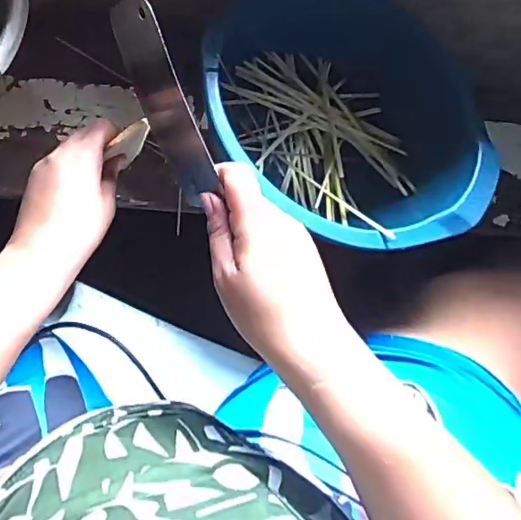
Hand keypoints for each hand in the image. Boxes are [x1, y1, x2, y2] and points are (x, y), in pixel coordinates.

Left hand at [7, 119, 123, 283]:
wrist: (39, 253)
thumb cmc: (73, 233)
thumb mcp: (107, 202)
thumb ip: (112, 174)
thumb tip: (115, 163)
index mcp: (82, 154)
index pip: (102, 126)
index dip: (116, 134)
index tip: (123, 145)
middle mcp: (60, 154)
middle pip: (84, 133)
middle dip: (99, 143)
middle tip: (112, 161)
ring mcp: (44, 164)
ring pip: (68, 147)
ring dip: (83, 154)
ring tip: (94, 179)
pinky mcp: (34, 177)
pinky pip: (56, 162)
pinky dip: (67, 166)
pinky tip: (75, 189)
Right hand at [203, 163, 356, 372]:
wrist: (313, 346)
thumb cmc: (268, 318)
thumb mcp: (224, 275)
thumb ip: (216, 230)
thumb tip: (210, 201)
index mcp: (258, 221)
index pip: (237, 173)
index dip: (217, 177)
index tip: (207, 197)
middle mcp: (282, 219)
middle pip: (248, 194)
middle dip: (229, 212)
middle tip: (223, 249)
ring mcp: (297, 231)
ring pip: (261, 213)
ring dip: (246, 230)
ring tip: (244, 270)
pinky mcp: (305, 245)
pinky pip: (276, 230)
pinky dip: (263, 242)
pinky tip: (262, 275)